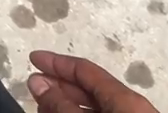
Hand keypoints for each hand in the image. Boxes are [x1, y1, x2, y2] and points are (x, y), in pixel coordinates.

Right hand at [27, 51, 158, 112]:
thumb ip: (59, 101)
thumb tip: (36, 80)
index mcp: (127, 97)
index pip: (85, 68)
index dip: (55, 61)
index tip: (32, 59)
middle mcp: (135, 106)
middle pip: (91, 87)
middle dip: (59, 86)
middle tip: (35, 88)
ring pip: (97, 105)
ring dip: (67, 102)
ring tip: (45, 107)